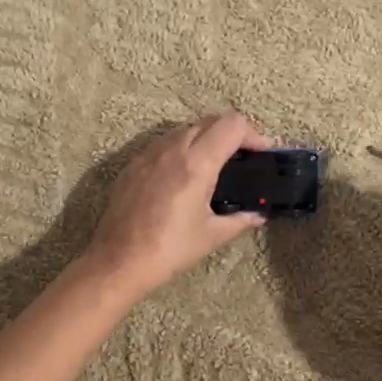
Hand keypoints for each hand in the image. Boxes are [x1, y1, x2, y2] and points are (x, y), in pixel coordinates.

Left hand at [81, 112, 271, 295]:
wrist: (119, 260)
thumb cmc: (170, 249)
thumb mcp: (211, 235)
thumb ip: (240, 220)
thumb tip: (258, 215)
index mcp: (197, 163)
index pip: (232, 125)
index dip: (254, 134)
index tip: (262, 152)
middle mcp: (172, 149)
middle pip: (210, 120)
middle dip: (232, 132)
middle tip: (244, 155)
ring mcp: (149, 153)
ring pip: (184, 128)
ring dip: (205, 136)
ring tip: (215, 162)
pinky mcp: (133, 164)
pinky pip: (163, 143)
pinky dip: (181, 148)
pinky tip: (184, 173)